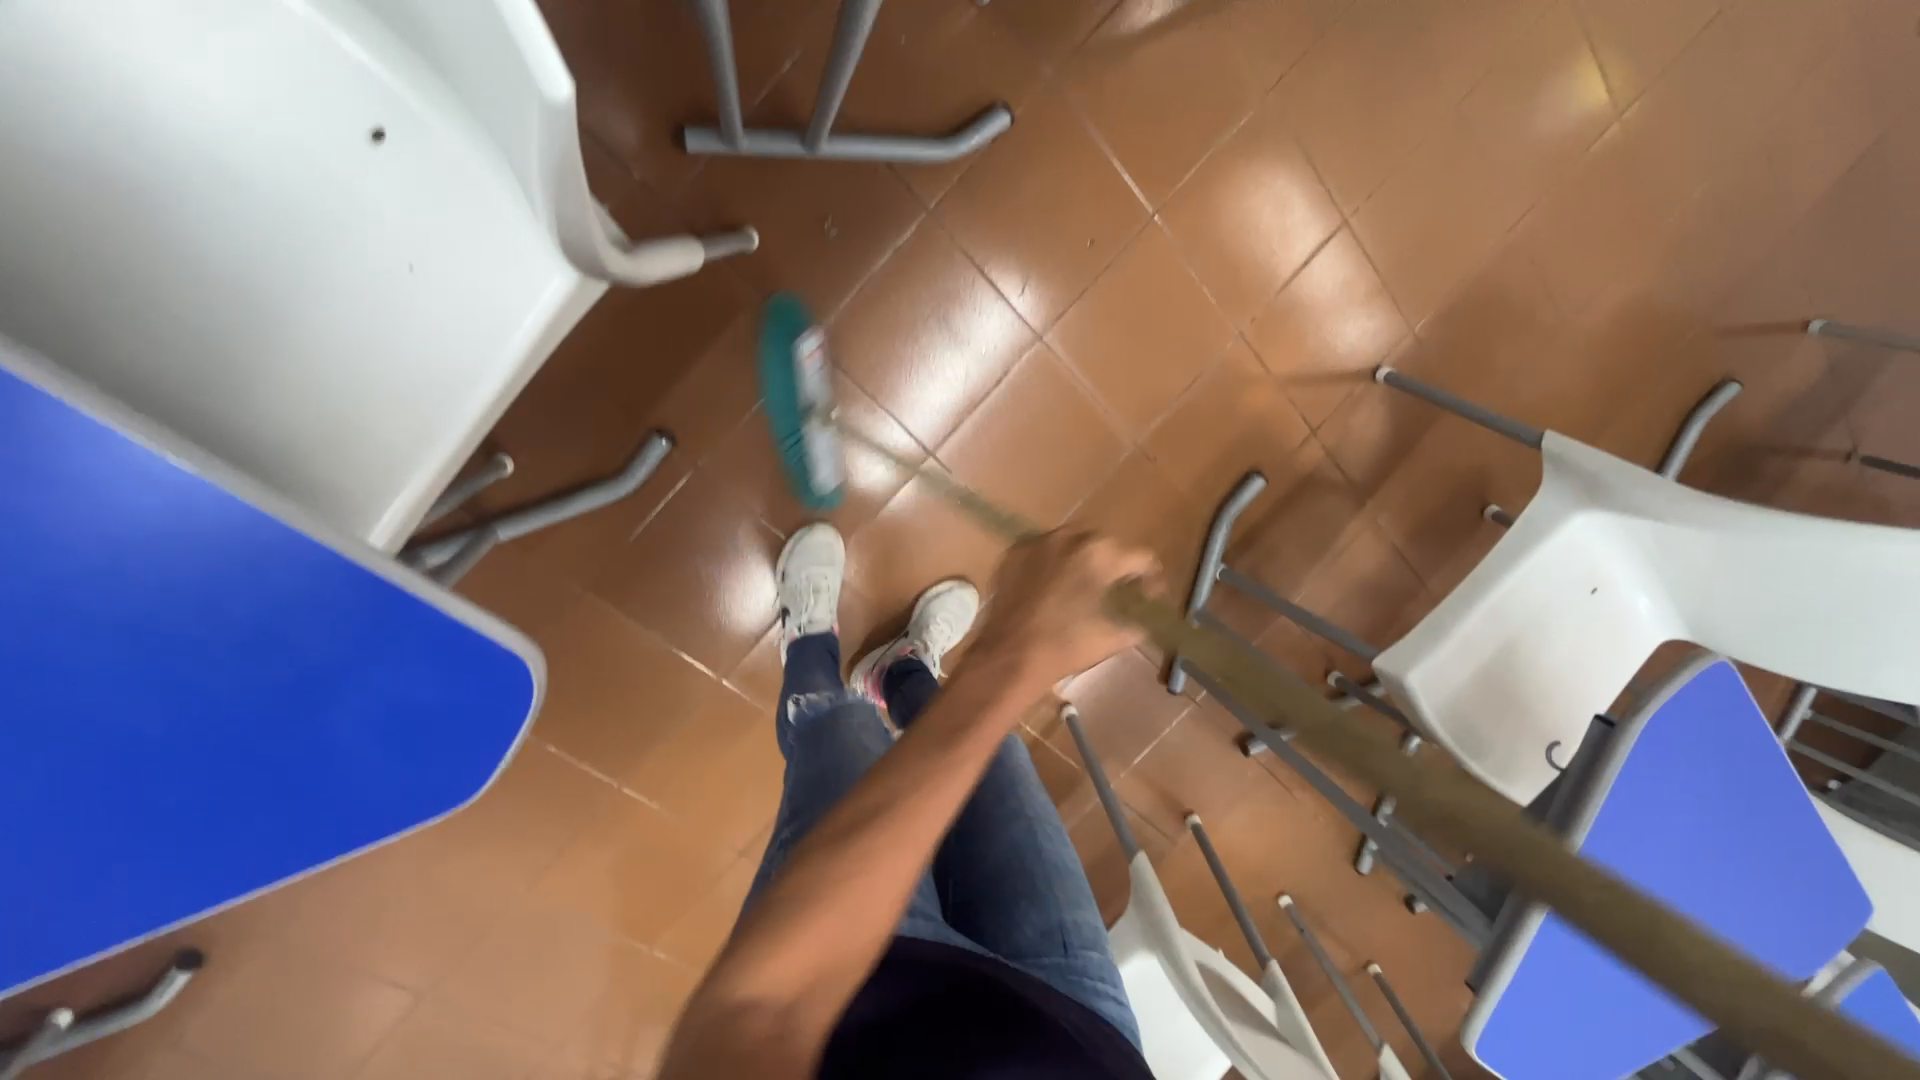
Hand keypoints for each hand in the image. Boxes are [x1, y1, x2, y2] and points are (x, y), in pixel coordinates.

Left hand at [963, 530, 1160, 693]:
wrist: (1009, 655)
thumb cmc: (1066, 646)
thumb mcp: (1115, 637)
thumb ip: (1138, 621)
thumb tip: (1143, 618)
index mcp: (1100, 554)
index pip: (1140, 558)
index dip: (1150, 579)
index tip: (1149, 598)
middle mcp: (1069, 537)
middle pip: (1104, 546)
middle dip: (1113, 566)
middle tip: (1114, 592)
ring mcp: (1037, 542)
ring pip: (1070, 544)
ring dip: (1081, 561)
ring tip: (1080, 587)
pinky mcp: (1013, 554)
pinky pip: (1041, 552)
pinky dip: (1051, 565)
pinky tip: (1050, 587)